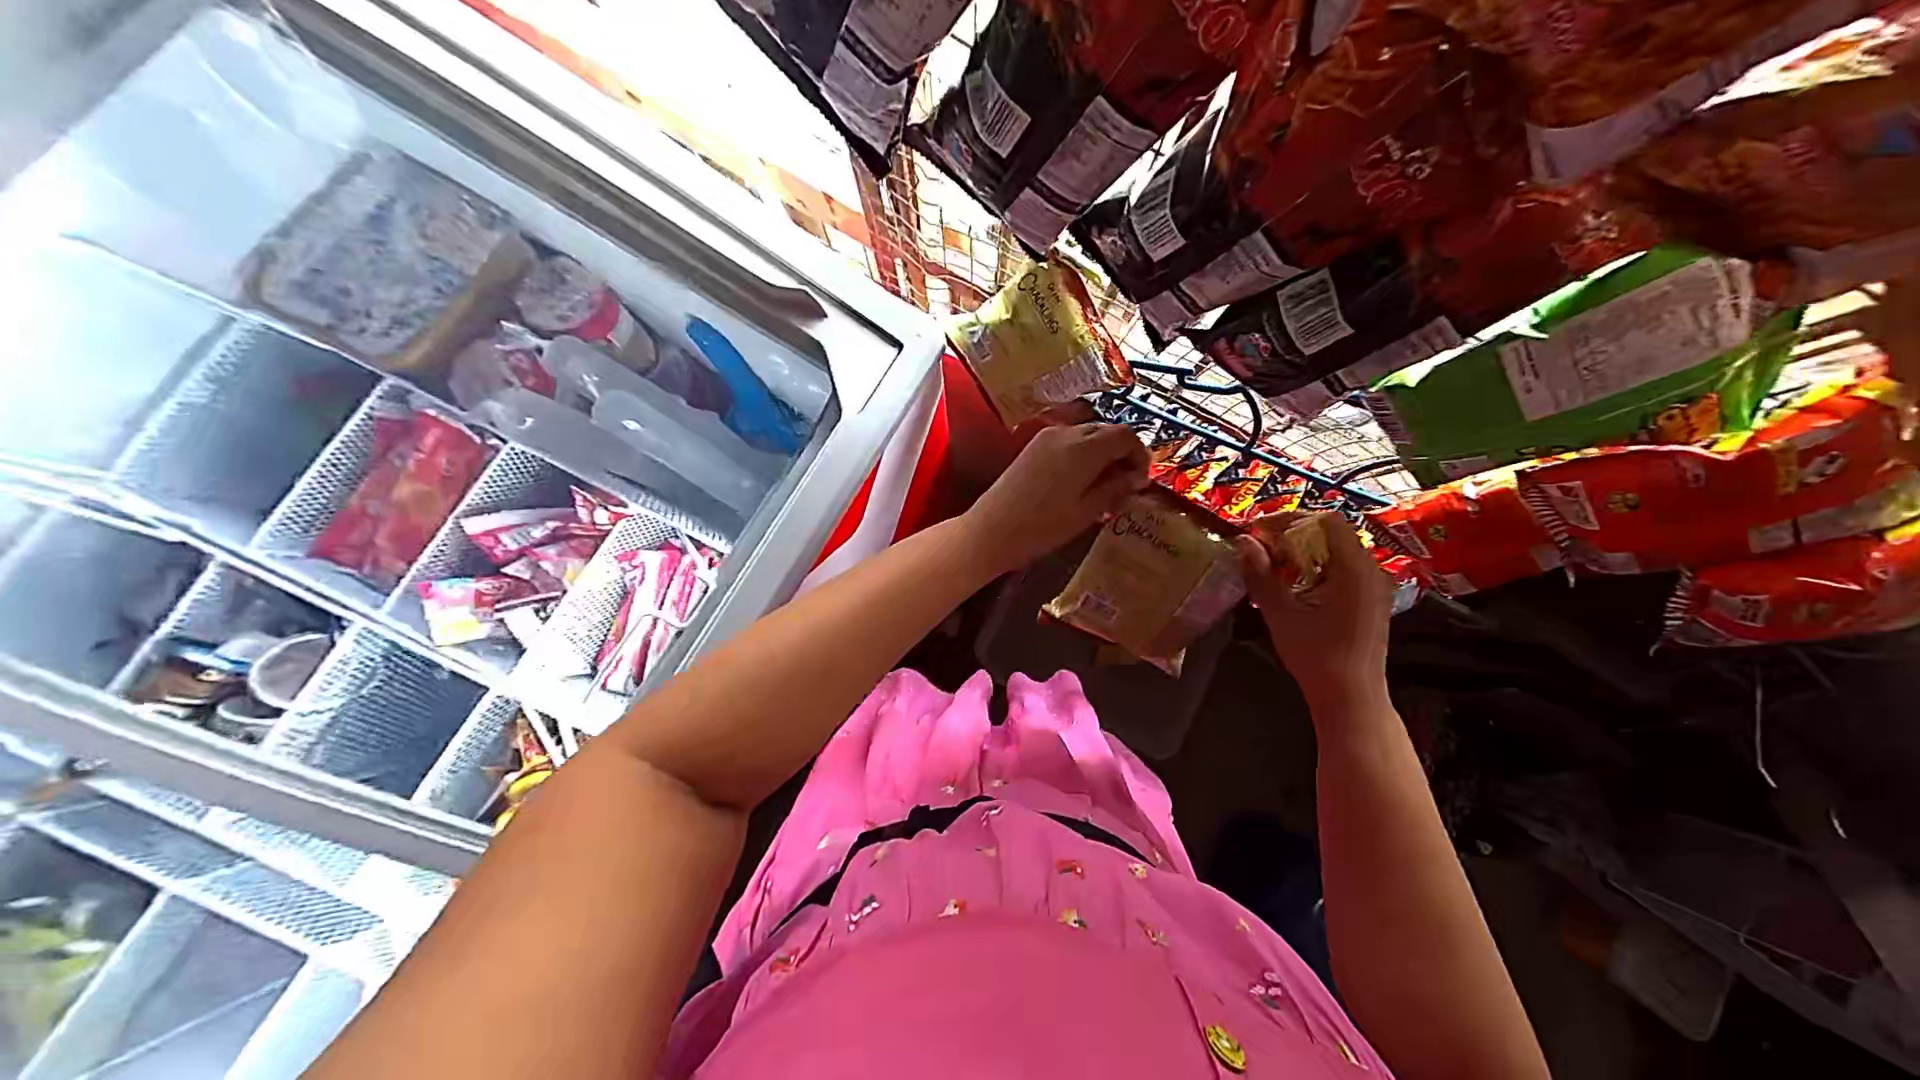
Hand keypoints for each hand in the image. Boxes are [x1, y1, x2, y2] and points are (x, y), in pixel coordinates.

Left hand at [963, 422, 1149, 575]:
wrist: (991, 530)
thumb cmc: (1042, 527)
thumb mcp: (1087, 512)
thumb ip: (1116, 488)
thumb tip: (1137, 477)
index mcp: (1085, 448)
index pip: (1126, 435)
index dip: (1140, 455)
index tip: (1142, 479)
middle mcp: (1067, 433)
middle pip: (1107, 431)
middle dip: (1122, 453)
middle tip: (1126, 485)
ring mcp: (1046, 436)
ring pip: (1087, 435)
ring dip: (1103, 454)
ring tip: (1104, 488)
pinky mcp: (1033, 446)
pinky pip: (1068, 441)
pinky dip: (1083, 455)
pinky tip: (1081, 483)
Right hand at [1233, 512, 1393, 714]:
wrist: (1350, 698)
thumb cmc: (1316, 655)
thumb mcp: (1281, 612)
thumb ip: (1261, 573)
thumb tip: (1243, 540)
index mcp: (1355, 568)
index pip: (1325, 520)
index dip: (1289, 520)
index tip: (1259, 532)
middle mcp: (1371, 570)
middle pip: (1330, 533)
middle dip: (1291, 536)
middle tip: (1259, 549)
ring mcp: (1374, 585)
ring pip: (1334, 551)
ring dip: (1301, 552)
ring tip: (1271, 567)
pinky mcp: (1370, 599)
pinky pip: (1341, 569)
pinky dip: (1314, 568)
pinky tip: (1292, 585)